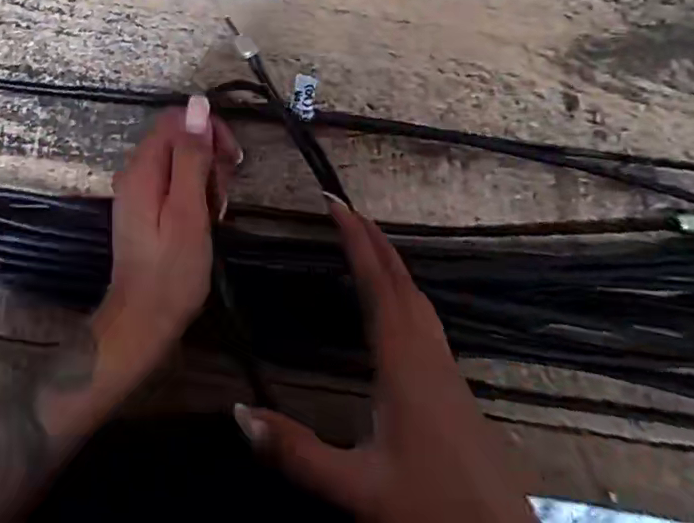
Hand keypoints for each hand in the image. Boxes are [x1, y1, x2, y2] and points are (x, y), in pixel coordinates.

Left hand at [93, 96, 240, 382]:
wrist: (144, 321)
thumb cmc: (172, 270)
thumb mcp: (189, 210)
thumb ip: (192, 155)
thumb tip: (198, 105)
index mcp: (143, 168)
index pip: (178, 119)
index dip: (208, 130)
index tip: (230, 159)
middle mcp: (136, 172)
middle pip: (179, 138)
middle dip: (209, 156)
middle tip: (224, 194)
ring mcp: (139, 191)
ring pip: (181, 161)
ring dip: (206, 178)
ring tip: (216, 213)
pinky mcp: (146, 209)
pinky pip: (175, 184)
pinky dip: (196, 195)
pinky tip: (206, 219)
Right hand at [235, 198, 535, 522]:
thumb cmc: (434, 507)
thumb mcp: (358, 489)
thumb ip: (297, 453)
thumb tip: (238, 413)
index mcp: (404, 361)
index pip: (376, 283)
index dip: (355, 239)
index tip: (333, 201)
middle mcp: (428, 352)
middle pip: (400, 279)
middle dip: (372, 239)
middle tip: (343, 208)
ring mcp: (446, 368)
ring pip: (417, 297)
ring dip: (390, 262)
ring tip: (365, 244)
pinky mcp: (455, 385)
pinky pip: (424, 316)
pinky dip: (403, 290)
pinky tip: (395, 308)